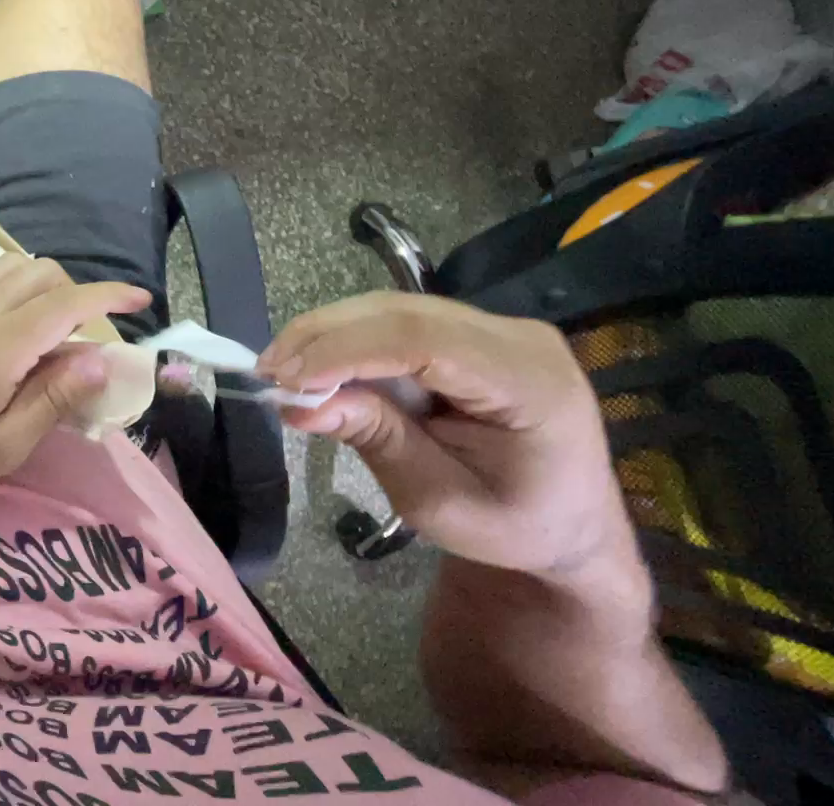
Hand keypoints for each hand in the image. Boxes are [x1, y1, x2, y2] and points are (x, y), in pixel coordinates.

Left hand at [0, 254, 150, 496]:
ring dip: (49, 286)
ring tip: (61, 332)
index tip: (143, 300)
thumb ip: (52, 401)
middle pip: (40, 273)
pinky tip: (25, 332)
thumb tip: (99, 361)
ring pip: (14, 269)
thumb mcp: (2, 447)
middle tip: (92, 341)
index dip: (108, 296)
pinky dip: (23, 290)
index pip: (64, 304)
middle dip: (79, 292)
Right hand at [260, 293, 633, 577]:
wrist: (566, 524)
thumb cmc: (510, 526)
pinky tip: (312, 363)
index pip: (424, 341)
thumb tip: (300, 406)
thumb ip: (378, 442)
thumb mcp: (439, 500)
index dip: (346, 351)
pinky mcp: (468, 331)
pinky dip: (344, 339)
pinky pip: (393, 320)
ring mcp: (494, 327)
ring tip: (279, 369)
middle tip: (266, 371)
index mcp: (530, 383)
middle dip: (324, 336)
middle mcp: (516, 338)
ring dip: (325, 334)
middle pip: (401, 312)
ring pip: (389, 307)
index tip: (285, 379)